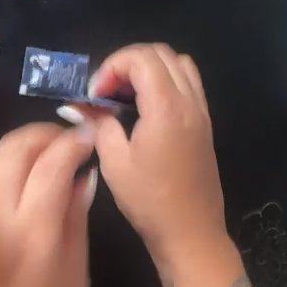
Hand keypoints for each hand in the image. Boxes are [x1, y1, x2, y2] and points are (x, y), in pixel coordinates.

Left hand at [0, 122, 98, 286]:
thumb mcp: (72, 285)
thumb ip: (77, 226)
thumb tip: (82, 182)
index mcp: (32, 228)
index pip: (53, 161)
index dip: (75, 142)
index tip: (93, 139)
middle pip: (17, 146)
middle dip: (48, 132)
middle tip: (73, 140)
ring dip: (25, 143)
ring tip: (52, 153)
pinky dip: (8, 161)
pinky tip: (27, 176)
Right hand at [86, 43, 228, 271]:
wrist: (190, 232)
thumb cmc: (149, 201)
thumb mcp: (114, 162)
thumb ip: (99, 124)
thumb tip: (82, 106)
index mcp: (167, 107)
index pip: (141, 58)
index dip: (112, 67)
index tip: (95, 95)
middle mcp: (189, 101)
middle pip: (161, 54)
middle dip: (128, 63)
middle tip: (106, 92)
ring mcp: (201, 112)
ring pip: (179, 65)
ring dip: (149, 70)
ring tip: (125, 97)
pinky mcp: (204, 125)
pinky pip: (188, 85)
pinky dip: (165, 83)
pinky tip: (144, 110)